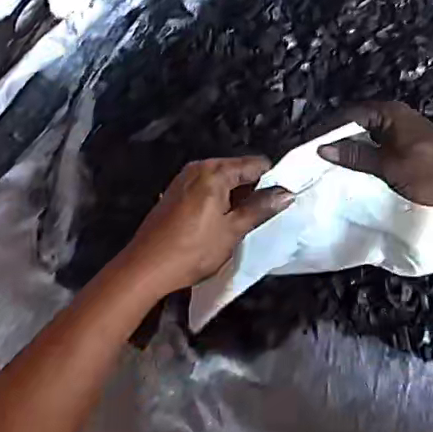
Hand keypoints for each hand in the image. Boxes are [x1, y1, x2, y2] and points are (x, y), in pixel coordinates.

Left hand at [113, 158, 293, 294]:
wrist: (146, 267)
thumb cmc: (192, 249)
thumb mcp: (233, 230)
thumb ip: (260, 208)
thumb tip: (286, 193)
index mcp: (214, 171)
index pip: (255, 164)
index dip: (272, 181)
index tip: (282, 201)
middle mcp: (198, 167)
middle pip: (237, 170)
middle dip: (253, 190)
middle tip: (264, 217)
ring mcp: (184, 179)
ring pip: (221, 181)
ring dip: (235, 198)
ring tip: (244, 224)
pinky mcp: (175, 193)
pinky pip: (206, 189)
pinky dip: (218, 201)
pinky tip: (220, 224)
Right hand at [319, 101, 432, 221]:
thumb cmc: (430, 174)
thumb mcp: (388, 166)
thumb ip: (355, 156)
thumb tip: (322, 148)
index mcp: (389, 112)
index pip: (347, 115)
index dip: (325, 129)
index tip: (307, 144)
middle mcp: (395, 114)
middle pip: (355, 121)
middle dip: (334, 135)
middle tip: (313, 153)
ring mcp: (402, 128)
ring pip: (365, 132)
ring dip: (348, 144)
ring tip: (328, 159)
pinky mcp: (408, 142)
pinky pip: (376, 140)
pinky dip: (362, 149)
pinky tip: (353, 163)